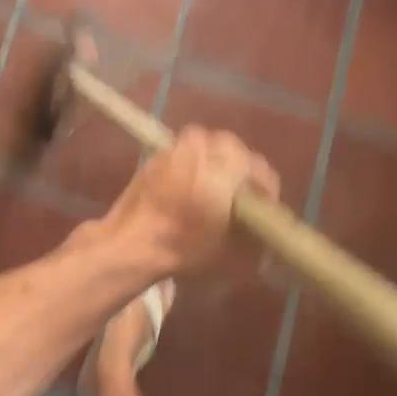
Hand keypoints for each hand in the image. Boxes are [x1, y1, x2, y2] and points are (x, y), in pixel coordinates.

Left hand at [101, 127, 280, 272]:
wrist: (131, 242)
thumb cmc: (183, 248)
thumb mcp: (230, 253)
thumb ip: (255, 238)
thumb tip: (265, 235)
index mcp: (223, 170)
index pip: (257, 166)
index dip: (264, 186)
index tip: (264, 205)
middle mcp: (199, 151)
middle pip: (231, 146)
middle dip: (240, 166)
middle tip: (240, 191)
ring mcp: (174, 149)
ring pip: (205, 142)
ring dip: (215, 158)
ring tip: (216, 184)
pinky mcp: (155, 155)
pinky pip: (183, 148)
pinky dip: (193, 160)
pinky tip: (191, 183)